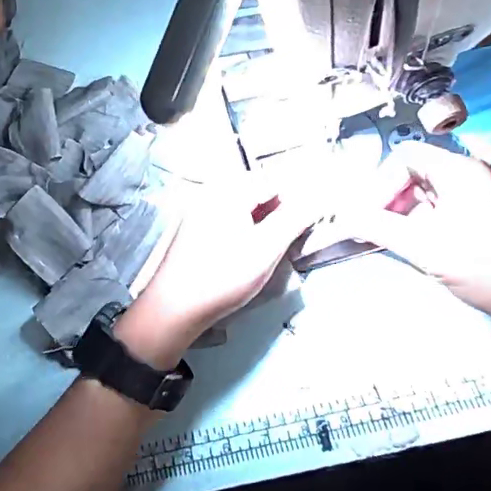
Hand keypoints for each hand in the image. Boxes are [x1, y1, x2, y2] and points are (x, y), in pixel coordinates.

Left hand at [115, 175, 319, 369]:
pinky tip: (254, 252)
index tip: (313, 220)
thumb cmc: (223, 276)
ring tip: (277, 247)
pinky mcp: (197, 231)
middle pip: (260, 192)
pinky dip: (250, 230)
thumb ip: (295, 218)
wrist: (172, 310)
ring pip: (247, 208)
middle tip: (296, 236)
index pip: (276, 180)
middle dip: (283, 210)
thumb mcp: (267, 248)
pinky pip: (232, 220)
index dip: (299, 197)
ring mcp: (202, 211)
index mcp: (229, 190)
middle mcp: (213, 193)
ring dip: (268, 222)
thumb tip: (318, 198)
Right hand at [338, 144, 490, 391]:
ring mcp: (489, 196)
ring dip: (411, 217)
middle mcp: (476, 174)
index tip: (369, 220)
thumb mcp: (430, 250)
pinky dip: (432, 226)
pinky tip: (429, 253)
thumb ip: (383, 228)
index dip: (380, 185)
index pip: (406, 157)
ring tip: (403, 248)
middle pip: (419, 174)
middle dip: (393, 202)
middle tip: (379, 236)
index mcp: (462, 170)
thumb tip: (343, 215)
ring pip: (434, 195)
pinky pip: (453, 210)